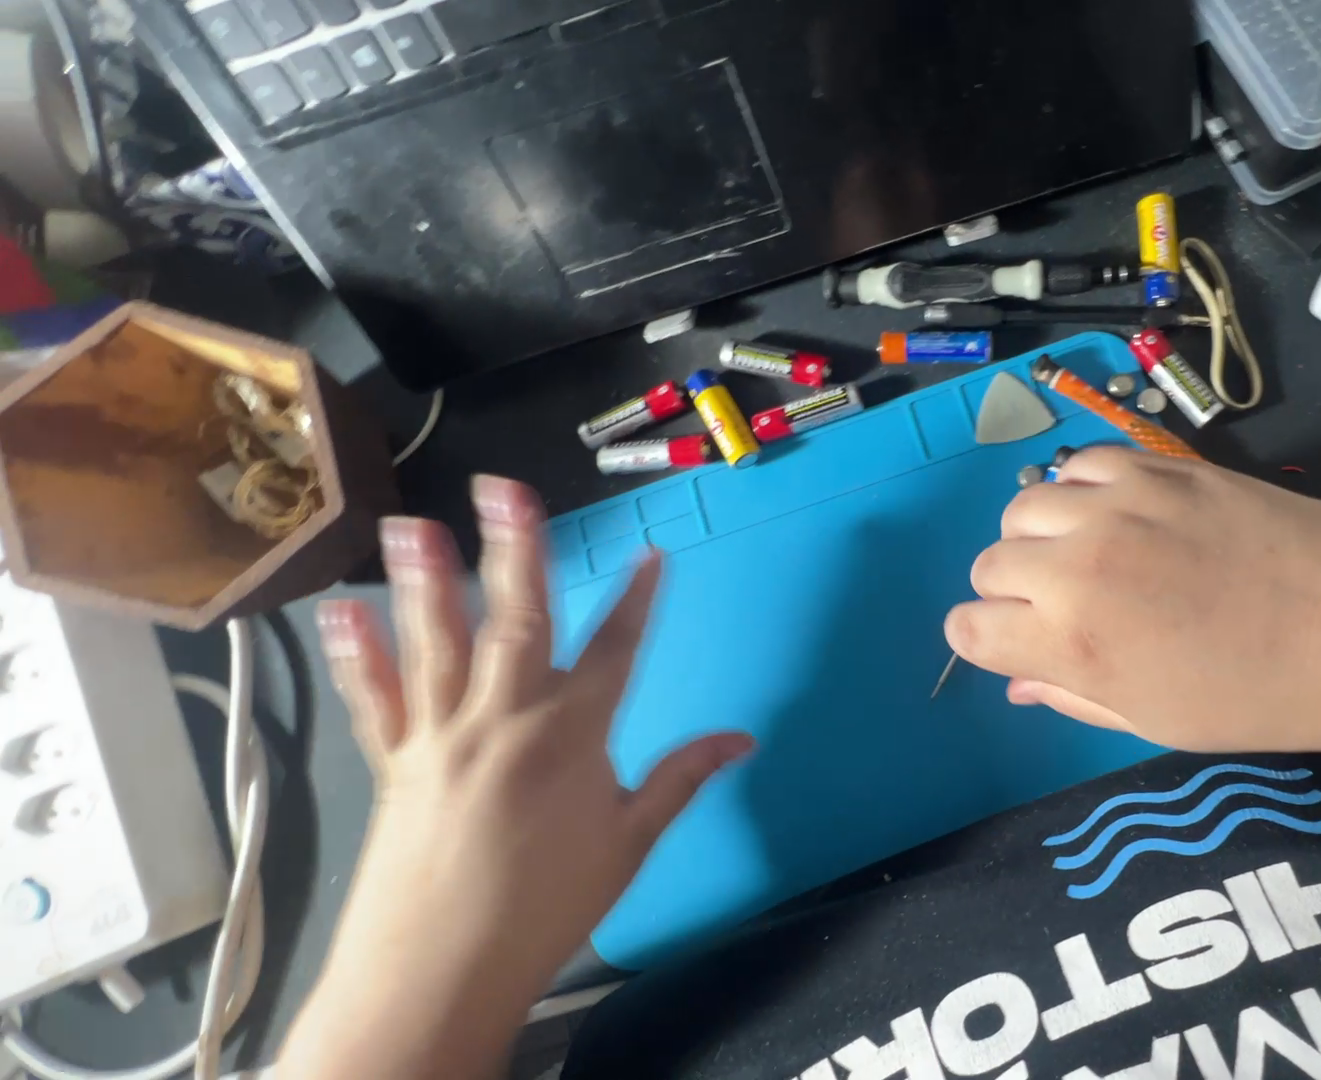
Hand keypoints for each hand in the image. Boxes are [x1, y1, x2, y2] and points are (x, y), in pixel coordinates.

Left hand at [311, 477, 752, 1011]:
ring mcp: (442, 736)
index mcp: (570, 736)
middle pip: (517, 619)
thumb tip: (744, 739)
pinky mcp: (396, 763)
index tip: (650, 554)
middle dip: (516, 550)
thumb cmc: (548, 906)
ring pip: (437, 644)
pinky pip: (378, 701)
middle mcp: (505, 719)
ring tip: (412, 525)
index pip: (616, 649)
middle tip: (506, 492)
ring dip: (426, 581)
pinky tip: (343, 614)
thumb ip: (683, 777)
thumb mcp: (631, 841)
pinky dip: (360, 657)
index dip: (638, 598)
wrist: (438, 977)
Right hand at [944, 448, 1320, 763]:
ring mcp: (1117, 506)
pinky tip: (1119, 516)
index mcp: (1072, 644)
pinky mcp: (1157, 467)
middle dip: (1013, 593)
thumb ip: (1072, 694)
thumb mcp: (1156, 720)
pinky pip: (1079, 466)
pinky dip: (1081, 492)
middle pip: (989, 564)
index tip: (1020, 644)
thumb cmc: (1264, 699)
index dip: (987, 640)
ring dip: (1040, 538)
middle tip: (1067, 608)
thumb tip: (1018, 679)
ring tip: (1089, 557)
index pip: (967, 627)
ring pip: (1023, 509)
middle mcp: (1077, 566)